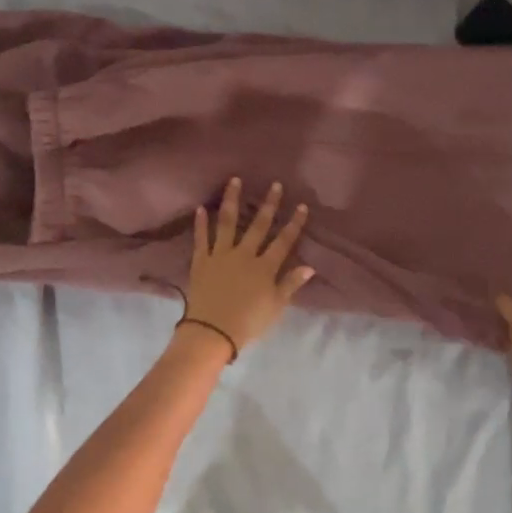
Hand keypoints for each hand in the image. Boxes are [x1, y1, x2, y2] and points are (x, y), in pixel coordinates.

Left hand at [181, 178, 315, 354]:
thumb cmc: (248, 323)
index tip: (301, 205)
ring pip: (228, 223)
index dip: (293, 223)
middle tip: (275, 185)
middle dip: (268, 204)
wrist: (212, 332)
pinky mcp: (201, 261)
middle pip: (258, 226)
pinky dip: (201, 223)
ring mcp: (220, 255)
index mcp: (264, 267)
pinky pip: (201, 238)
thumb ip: (291, 284)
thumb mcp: (276, 306)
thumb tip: (310, 266)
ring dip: (232, 201)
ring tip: (234, 180)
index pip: (283, 241)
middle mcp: (244, 255)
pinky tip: (201, 207)